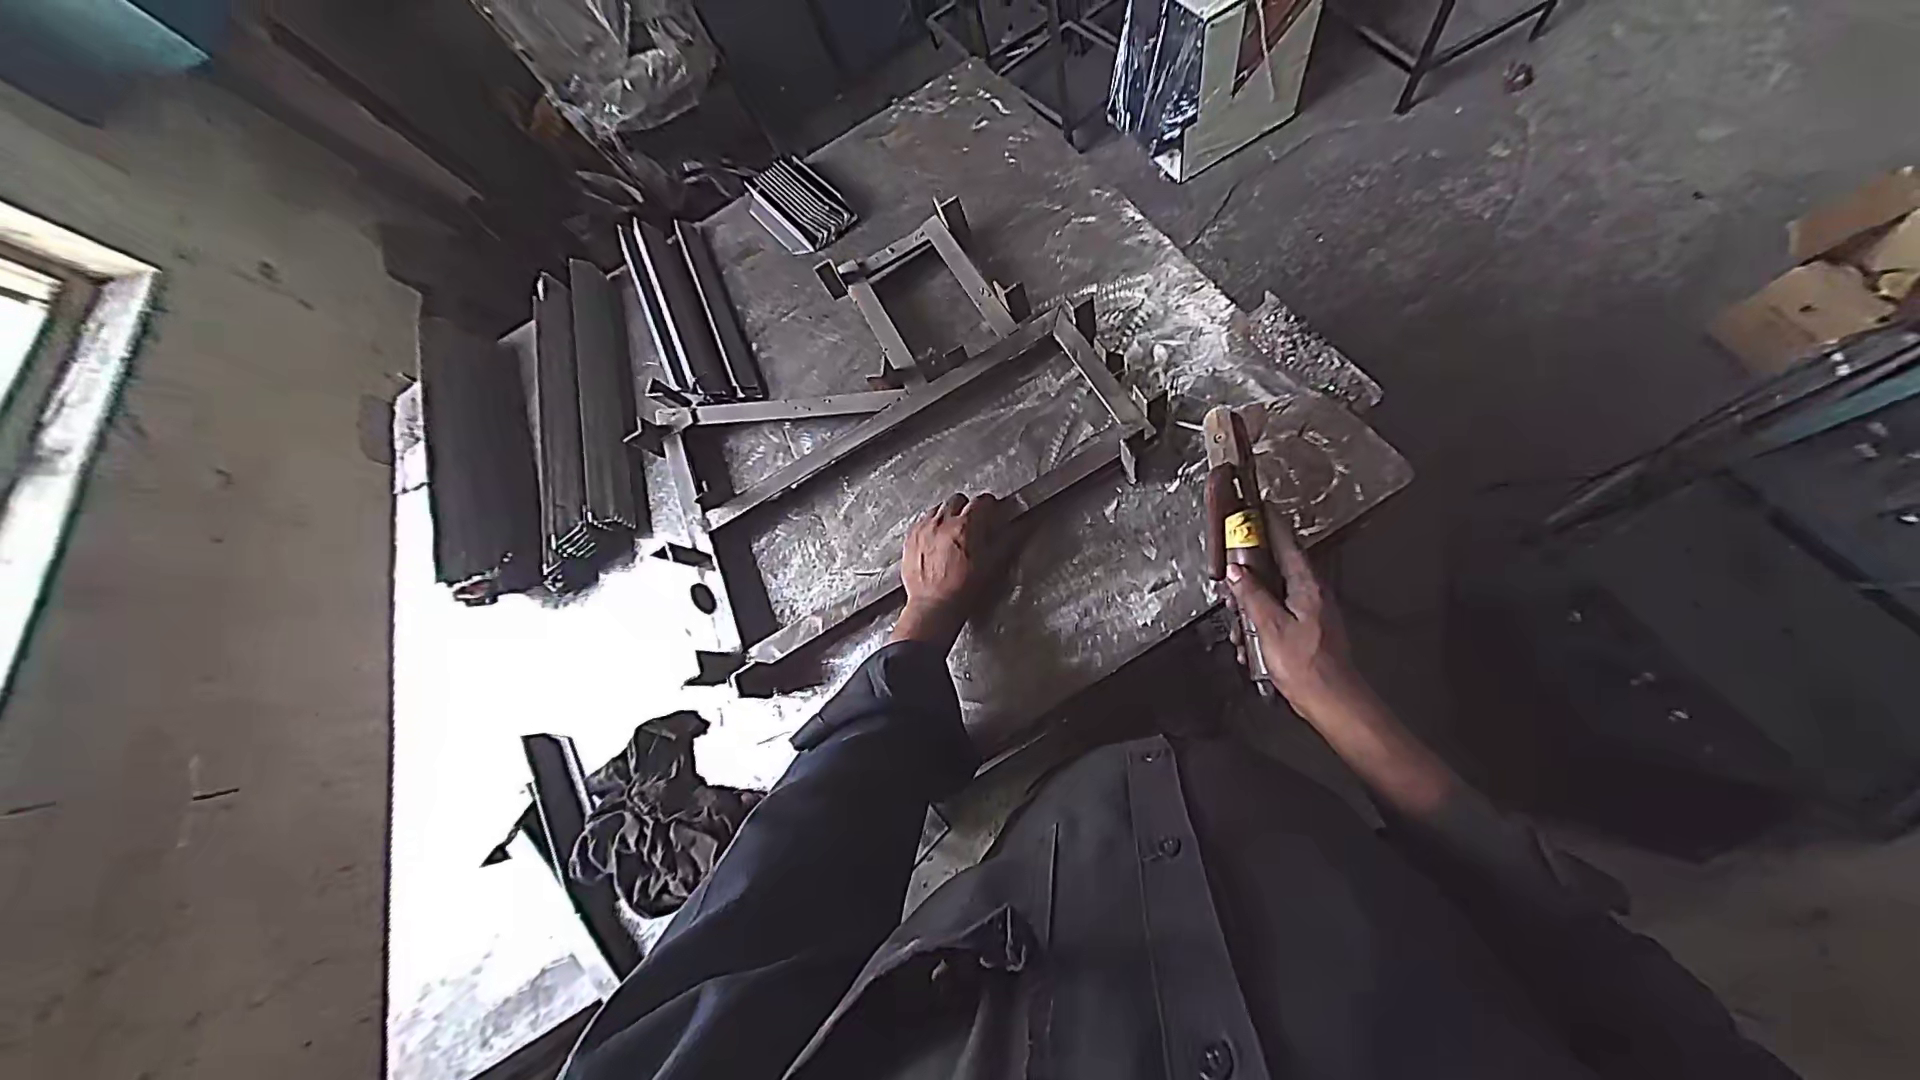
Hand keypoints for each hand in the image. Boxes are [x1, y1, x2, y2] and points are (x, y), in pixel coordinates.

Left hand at [891, 492, 1017, 650]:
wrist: (934, 605)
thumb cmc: (963, 589)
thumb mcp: (992, 564)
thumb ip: (1006, 539)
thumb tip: (1018, 525)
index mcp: (966, 526)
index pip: (981, 501)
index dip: (989, 505)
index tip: (990, 511)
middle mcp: (943, 522)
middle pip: (957, 500)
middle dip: (966, 507)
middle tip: (971, 522)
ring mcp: (924, 529)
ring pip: (938, 508)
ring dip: (947, 515)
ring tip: (953, 531)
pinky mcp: (911, 538)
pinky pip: (922, 521)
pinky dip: (931, 525)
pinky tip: (936, 538)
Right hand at [1222, 532, 1356, 709]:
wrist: (1332, 701)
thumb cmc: (1308, 666)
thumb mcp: (1269, 626)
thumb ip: (1251, 595)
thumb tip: (1235, 572)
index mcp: (1307, 587)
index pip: (1287, 544)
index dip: (1272, 524)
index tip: (1261, 507)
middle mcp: (1312, 595)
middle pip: (1275, 570)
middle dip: (1248, 577)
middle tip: (1230, 583)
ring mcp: (1310, 612)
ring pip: (1272, 595)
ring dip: (1251, 608)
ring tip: (1241, 628)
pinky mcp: (1306, 629)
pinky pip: (1276, 615)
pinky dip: (1259, 624)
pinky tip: (1251, 643)